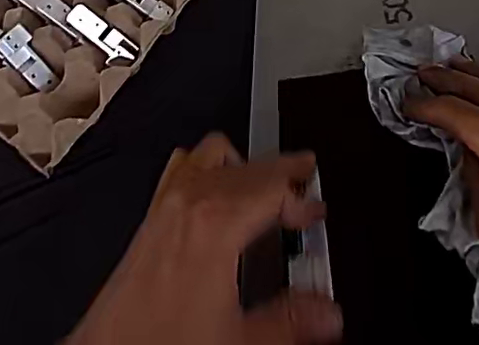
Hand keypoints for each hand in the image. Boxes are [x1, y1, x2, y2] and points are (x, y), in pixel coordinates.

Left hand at [65, 134, 342, 344]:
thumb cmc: (160, 344)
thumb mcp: (239, 339)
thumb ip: (290, 321)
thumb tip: (328, 311)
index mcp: (218, 219)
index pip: (274, 184)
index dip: (302, 195)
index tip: (315, 208)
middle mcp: (192, 198)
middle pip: (250, 165)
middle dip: (282, 173)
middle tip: (303, 188)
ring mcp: (167, 201)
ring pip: (215, 153)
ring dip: (244, 165)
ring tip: (263, 186)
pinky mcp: (151, 214)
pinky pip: (184, 164)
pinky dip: (208, 166)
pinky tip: (214, 191)